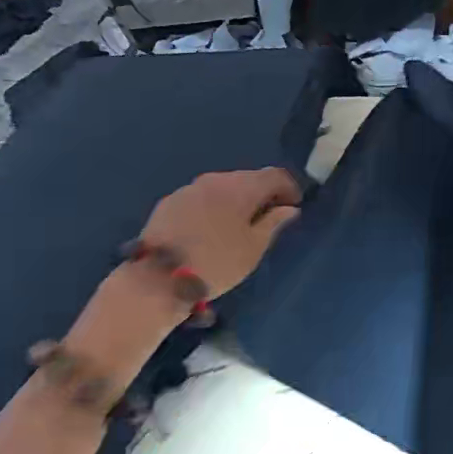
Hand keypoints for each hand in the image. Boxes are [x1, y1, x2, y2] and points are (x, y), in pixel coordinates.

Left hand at [138, 168, 302, 297]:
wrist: (158, 278)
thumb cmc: (217, 263)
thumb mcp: (253, 248)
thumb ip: (273, 223)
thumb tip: (288, 208)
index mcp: (240, 187)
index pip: (274, 175)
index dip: (289, 188)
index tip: (293, 206)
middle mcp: (214, 179)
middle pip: (246, 179)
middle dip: (261, 194)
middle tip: (268, 218)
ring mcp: (188, 189)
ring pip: (221, 188)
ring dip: (235, 201)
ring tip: (238, 227)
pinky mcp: (168, 203)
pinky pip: (200, 199)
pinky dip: (212, 208)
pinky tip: (210, 231)